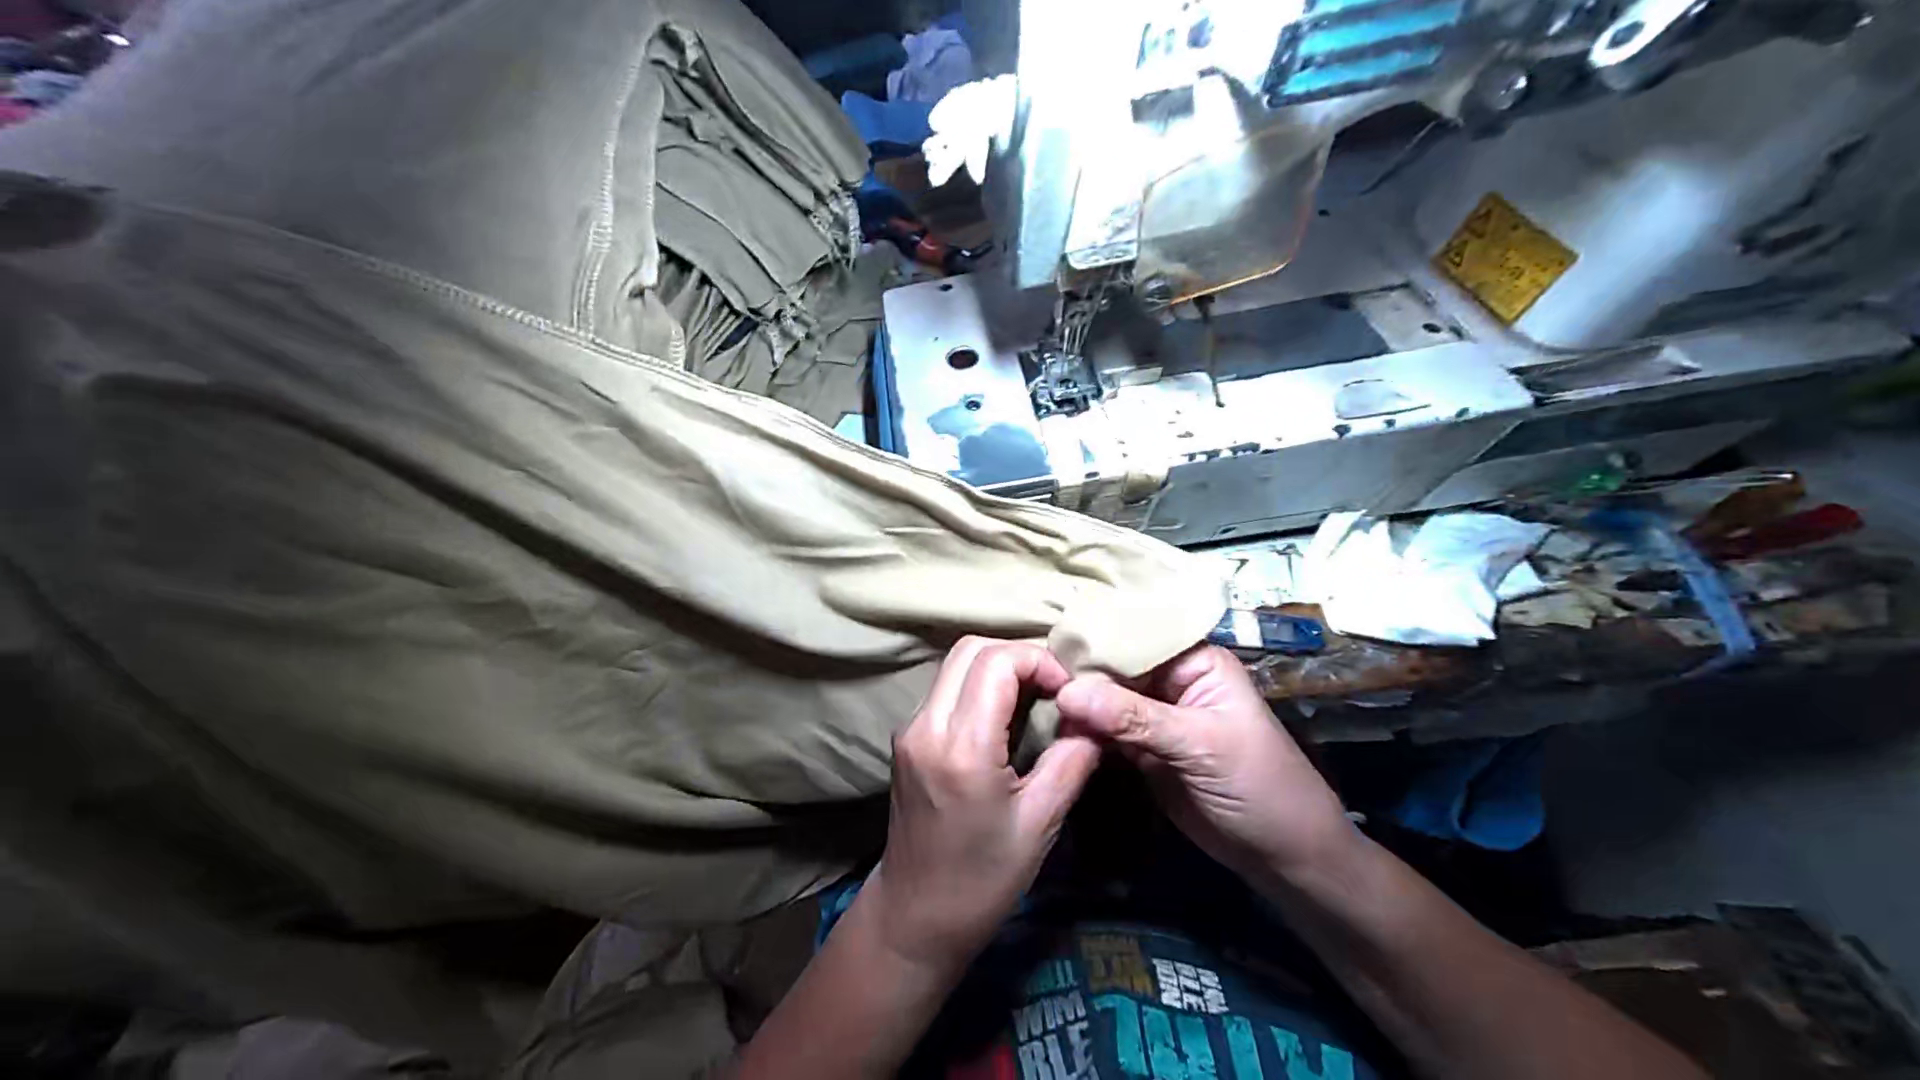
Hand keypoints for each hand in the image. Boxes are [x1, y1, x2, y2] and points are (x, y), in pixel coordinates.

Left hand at [865, 637, 1101, 971]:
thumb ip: (1072, 759)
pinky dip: (978, 684)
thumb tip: (1093, 716)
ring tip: (1035, 698)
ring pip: (954, 664)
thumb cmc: (983, 879)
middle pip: (970, 649)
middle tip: (1053, 688)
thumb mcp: (1042, 822)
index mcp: (962, 747)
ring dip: (997, 667)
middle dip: (1018, 655)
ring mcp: (910, 729)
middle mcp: (926, 726)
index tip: (1067, 691)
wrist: (915, 916)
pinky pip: (946, 688)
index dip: (1039, 661)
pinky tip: (1005, 716)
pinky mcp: (906, 738)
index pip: (997, 661)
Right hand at [1055, 645, 1359, 887]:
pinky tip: (1052, 724)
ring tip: (1033, 694)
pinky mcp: (1142, 748)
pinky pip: (1105, 731)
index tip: (1049, 643)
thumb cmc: (1258, 784)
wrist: (1282, 855)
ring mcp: (1154, 716)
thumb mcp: (1198, 743)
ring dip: (1076, 703)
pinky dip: (1083, 731)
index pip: (1137, 637)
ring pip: (1106, 700)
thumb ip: (1132, 717)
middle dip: (1079, 672)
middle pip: (1115, 667)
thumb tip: (1067, 691)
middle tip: (1032, 671)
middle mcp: (1171, 681)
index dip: (1096, 639)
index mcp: (1195, 662)